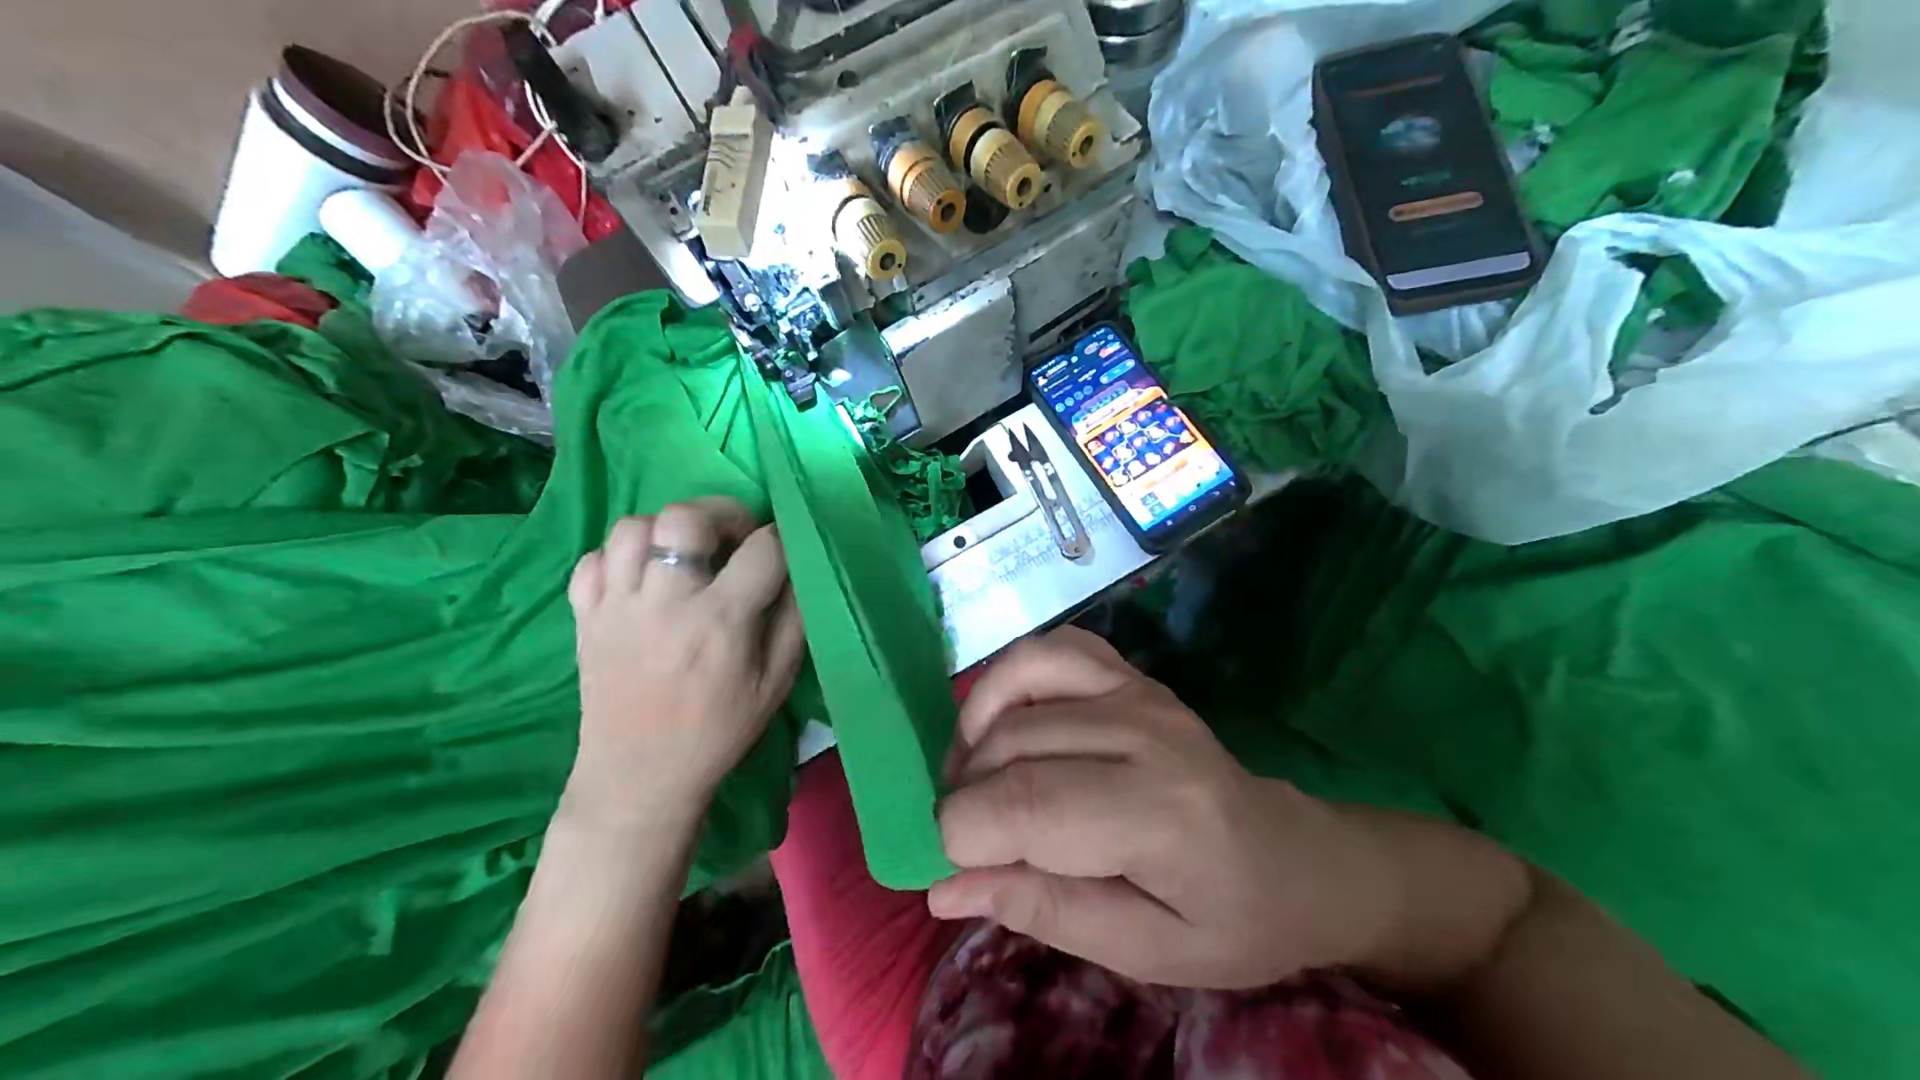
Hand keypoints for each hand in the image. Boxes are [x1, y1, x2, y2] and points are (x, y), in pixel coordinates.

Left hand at [563, 499, 806, 831]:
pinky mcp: (584, 617)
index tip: (780, 549)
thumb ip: (794, 620)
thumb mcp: (775, 683)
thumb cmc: (717, 732)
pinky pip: (593, 559)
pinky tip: (641, 579)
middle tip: (731, 538)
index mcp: (720, 622)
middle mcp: (665, 603)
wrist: (638, 778)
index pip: (762, 549)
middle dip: (720, 514)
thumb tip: (798, 567)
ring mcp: (616, 606)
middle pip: (685, 517)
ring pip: (633, 527)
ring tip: (683, 555)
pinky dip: (619, 557)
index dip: (780, 537)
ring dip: (666, 531)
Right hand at [928, 627, 1405, 989]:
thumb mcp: (1142, 951)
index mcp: (1160, 814)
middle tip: (968, 838)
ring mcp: (1138, 691)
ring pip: (1016, 682)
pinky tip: (1008, 724)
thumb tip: (943, 888)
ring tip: (976, 778)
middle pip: (1010, 743)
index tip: (953, 865)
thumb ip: (1042, 910)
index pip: (1026, 803)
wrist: (1292, 858)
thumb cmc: (1227, 920)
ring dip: (974, 732)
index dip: (963, 832)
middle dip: (963, 793)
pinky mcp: (1132, 675)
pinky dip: (1008, 680)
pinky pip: (1049, 651)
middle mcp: (1146, 732)